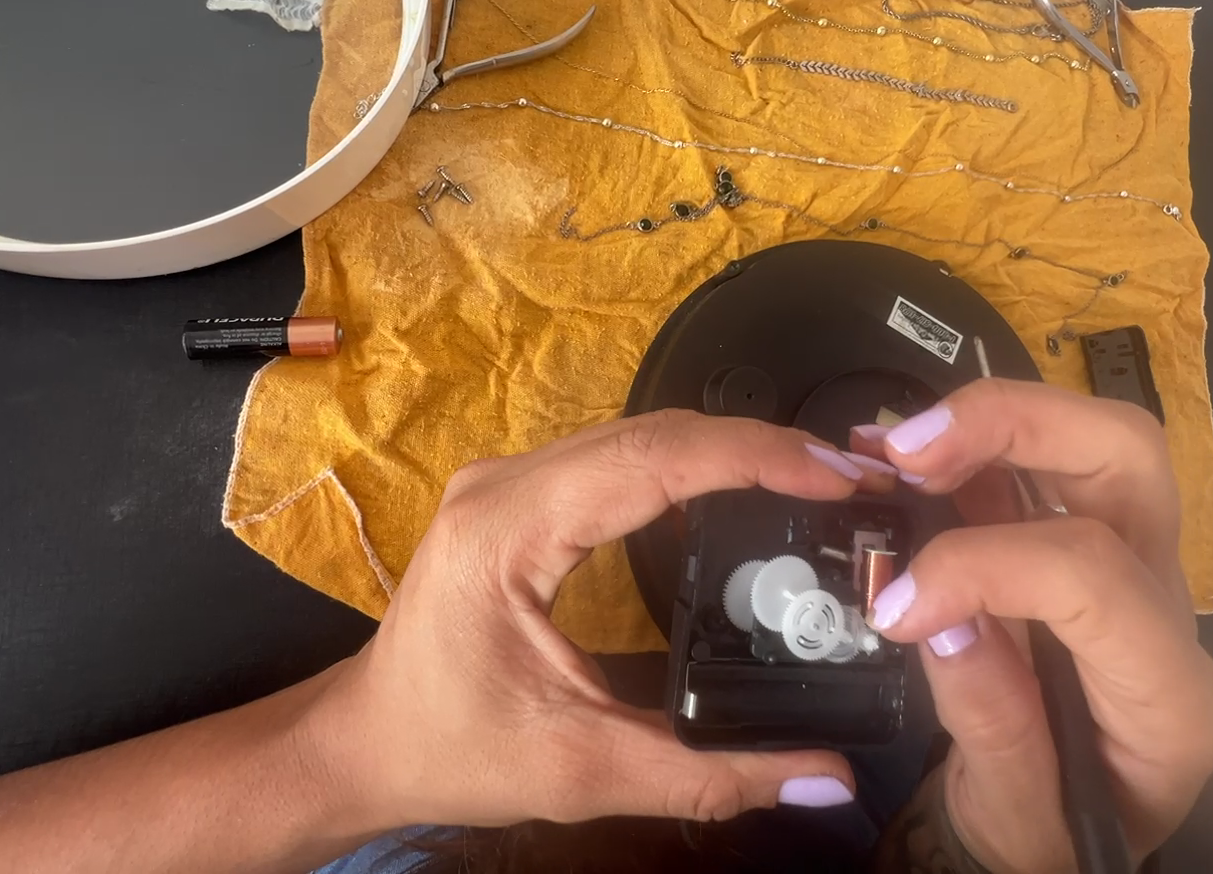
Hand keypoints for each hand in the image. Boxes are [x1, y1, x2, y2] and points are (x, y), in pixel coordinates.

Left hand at [301, 411, 896, 833]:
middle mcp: (508, 480)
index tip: (834, 474)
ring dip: (730, 446)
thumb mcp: (583, 774)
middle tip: (845, 476)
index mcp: (510, 529)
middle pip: (654, 432)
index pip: (651, 461)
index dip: (752, 457)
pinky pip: (624, 452)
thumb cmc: (455, 750)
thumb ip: (712, 777)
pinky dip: (693, 459)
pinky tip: (741, 481)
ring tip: (811, 475)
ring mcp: (512, 474)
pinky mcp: (525, 485)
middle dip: (759, 446)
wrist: (367, 735)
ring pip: (643, 432)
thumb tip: (830, 779)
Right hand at [854, 381, 1212, 872]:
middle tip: (910, 449)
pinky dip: (954, 442)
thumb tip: (940, 615)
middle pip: (1123, 457)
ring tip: (890, 446)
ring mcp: (1118, 558)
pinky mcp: (1063, 539)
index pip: (1093, 579)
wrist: (1047, 825)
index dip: (983, 567)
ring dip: (981, 421)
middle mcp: (1162, 604)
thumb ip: (990, 725)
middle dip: (1012, 426)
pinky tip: (890, 451)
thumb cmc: (1043, 833)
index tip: (895, 603)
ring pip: (1082, 435)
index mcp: (1169, 692)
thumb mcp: (1017, 819)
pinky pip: (1022, 462)